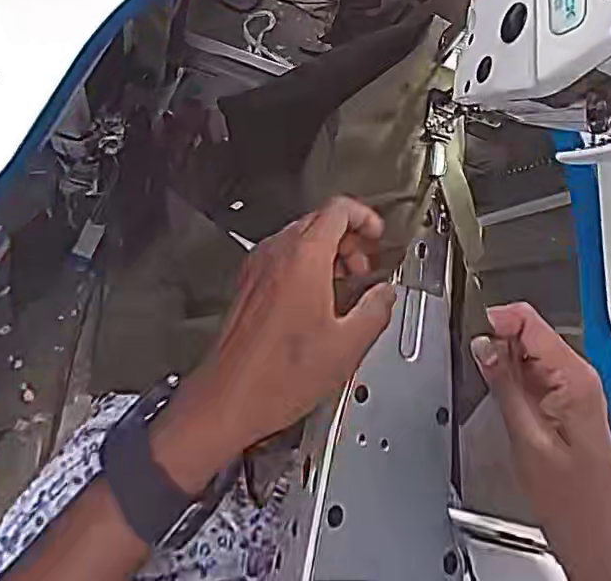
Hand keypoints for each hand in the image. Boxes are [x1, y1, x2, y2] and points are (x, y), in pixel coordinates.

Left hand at [150, 197, 396, 491]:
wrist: (226, 401)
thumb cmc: (275, 378)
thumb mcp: (347, 346)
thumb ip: (376, 309)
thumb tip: (385, 294)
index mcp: (303, 258)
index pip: (339, 209)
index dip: (365, 217)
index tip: (376, 234)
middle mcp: (277, 254)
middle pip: (320, 219)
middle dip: (349, 238)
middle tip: (363, 266)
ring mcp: (258, 267)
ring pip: (301, 236)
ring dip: (327, 252)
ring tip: (343, 285)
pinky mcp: (248, 284)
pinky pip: (283, 256)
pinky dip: (305, 265)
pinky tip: (316, 300)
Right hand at [472, 303, 610, 580]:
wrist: (595, 538)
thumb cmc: (571, 501)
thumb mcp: (526, 438)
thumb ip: (503, 384)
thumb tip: (483, 345)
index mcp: (575, 377)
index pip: (531, 320)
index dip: (499, 318)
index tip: (475, 327)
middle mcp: (580, 375)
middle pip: (531, 331)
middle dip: (500, 341)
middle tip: (481, 365)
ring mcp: (576, 387)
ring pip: (531, 350)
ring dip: (507, 360)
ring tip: (494, 387)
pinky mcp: (568, 399)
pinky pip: (536, 371)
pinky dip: (516, 377)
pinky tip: (508, 400)